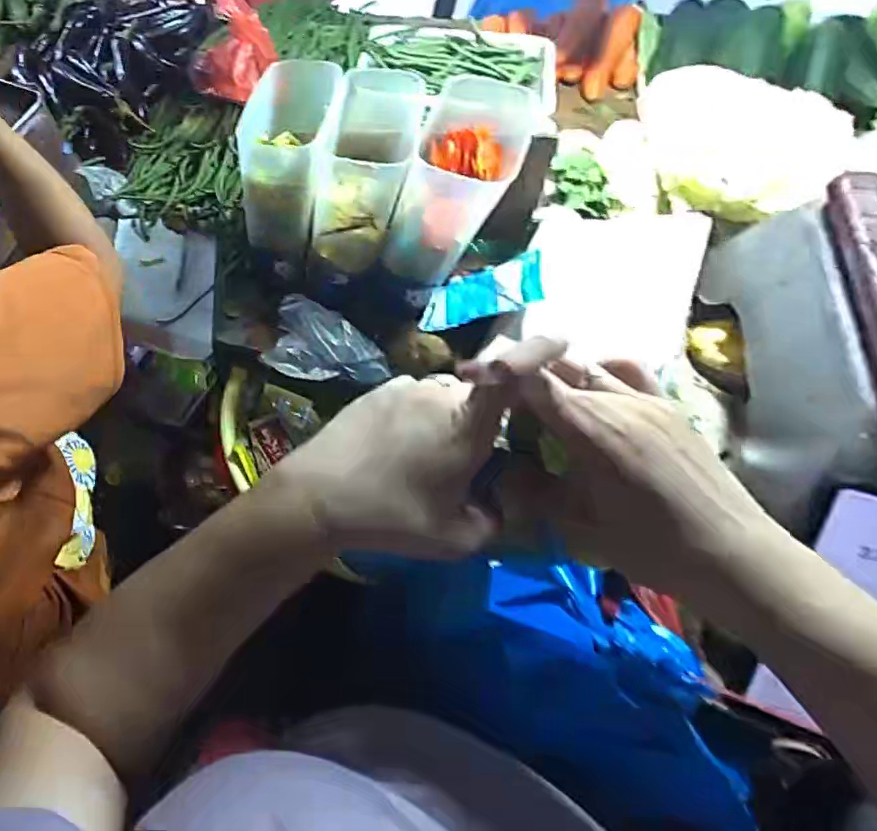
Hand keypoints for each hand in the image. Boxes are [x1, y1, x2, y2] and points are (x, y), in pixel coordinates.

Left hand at [277, 336, 565, 556]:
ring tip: (429, 461)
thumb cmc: (390, 516)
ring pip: (444, 397)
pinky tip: (400, 450)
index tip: (561, 339)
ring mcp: (400, 388)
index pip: (512, 374)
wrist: (316, 494)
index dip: (537, 352)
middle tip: (474, 462)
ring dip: (449, 420)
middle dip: (487, 420)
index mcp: (466, 423)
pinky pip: (413, 398)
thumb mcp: (458, 536)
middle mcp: (436, 393)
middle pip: (479, 394)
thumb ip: (497, 517)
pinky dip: (419, 418)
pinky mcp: (374, 393)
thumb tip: (503, 500)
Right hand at [498, 359, 786, 600]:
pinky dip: (597, 371)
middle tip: (497, 397)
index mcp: (586, 427)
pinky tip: (589, 392)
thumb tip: (497, 464)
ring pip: (584, 366)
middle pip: (551, 365)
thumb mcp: (572, 521)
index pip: (527, 376)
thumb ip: (529, 484)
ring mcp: (646, 401)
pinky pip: (625, 371)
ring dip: (553, 375)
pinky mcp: (669, 408)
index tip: (467, 379)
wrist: (735, 560)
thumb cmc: (648, 546)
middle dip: (517, 374)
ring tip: (537, 398)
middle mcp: (614, 402)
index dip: (493, 371)